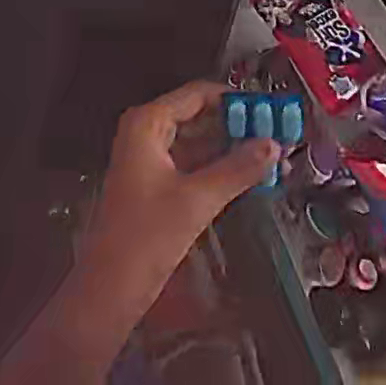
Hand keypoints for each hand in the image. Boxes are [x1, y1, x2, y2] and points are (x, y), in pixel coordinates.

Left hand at [86, 81, 278, 272]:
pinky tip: (247, 172)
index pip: (198, 94)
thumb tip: (274, 145)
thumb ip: (237, 169)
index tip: (270, 107)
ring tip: (269, 150)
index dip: (235, 99)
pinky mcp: (156, 180)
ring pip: (197, 138)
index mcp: (147, 122)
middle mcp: (146, 130)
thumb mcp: (196, 199)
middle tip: (276, 129)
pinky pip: (192, 159)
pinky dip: (218, 164)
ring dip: (230, 144)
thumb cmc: (145, 237)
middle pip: (198, 113)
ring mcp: (149, 156)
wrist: (109, 290)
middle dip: (236, 123)